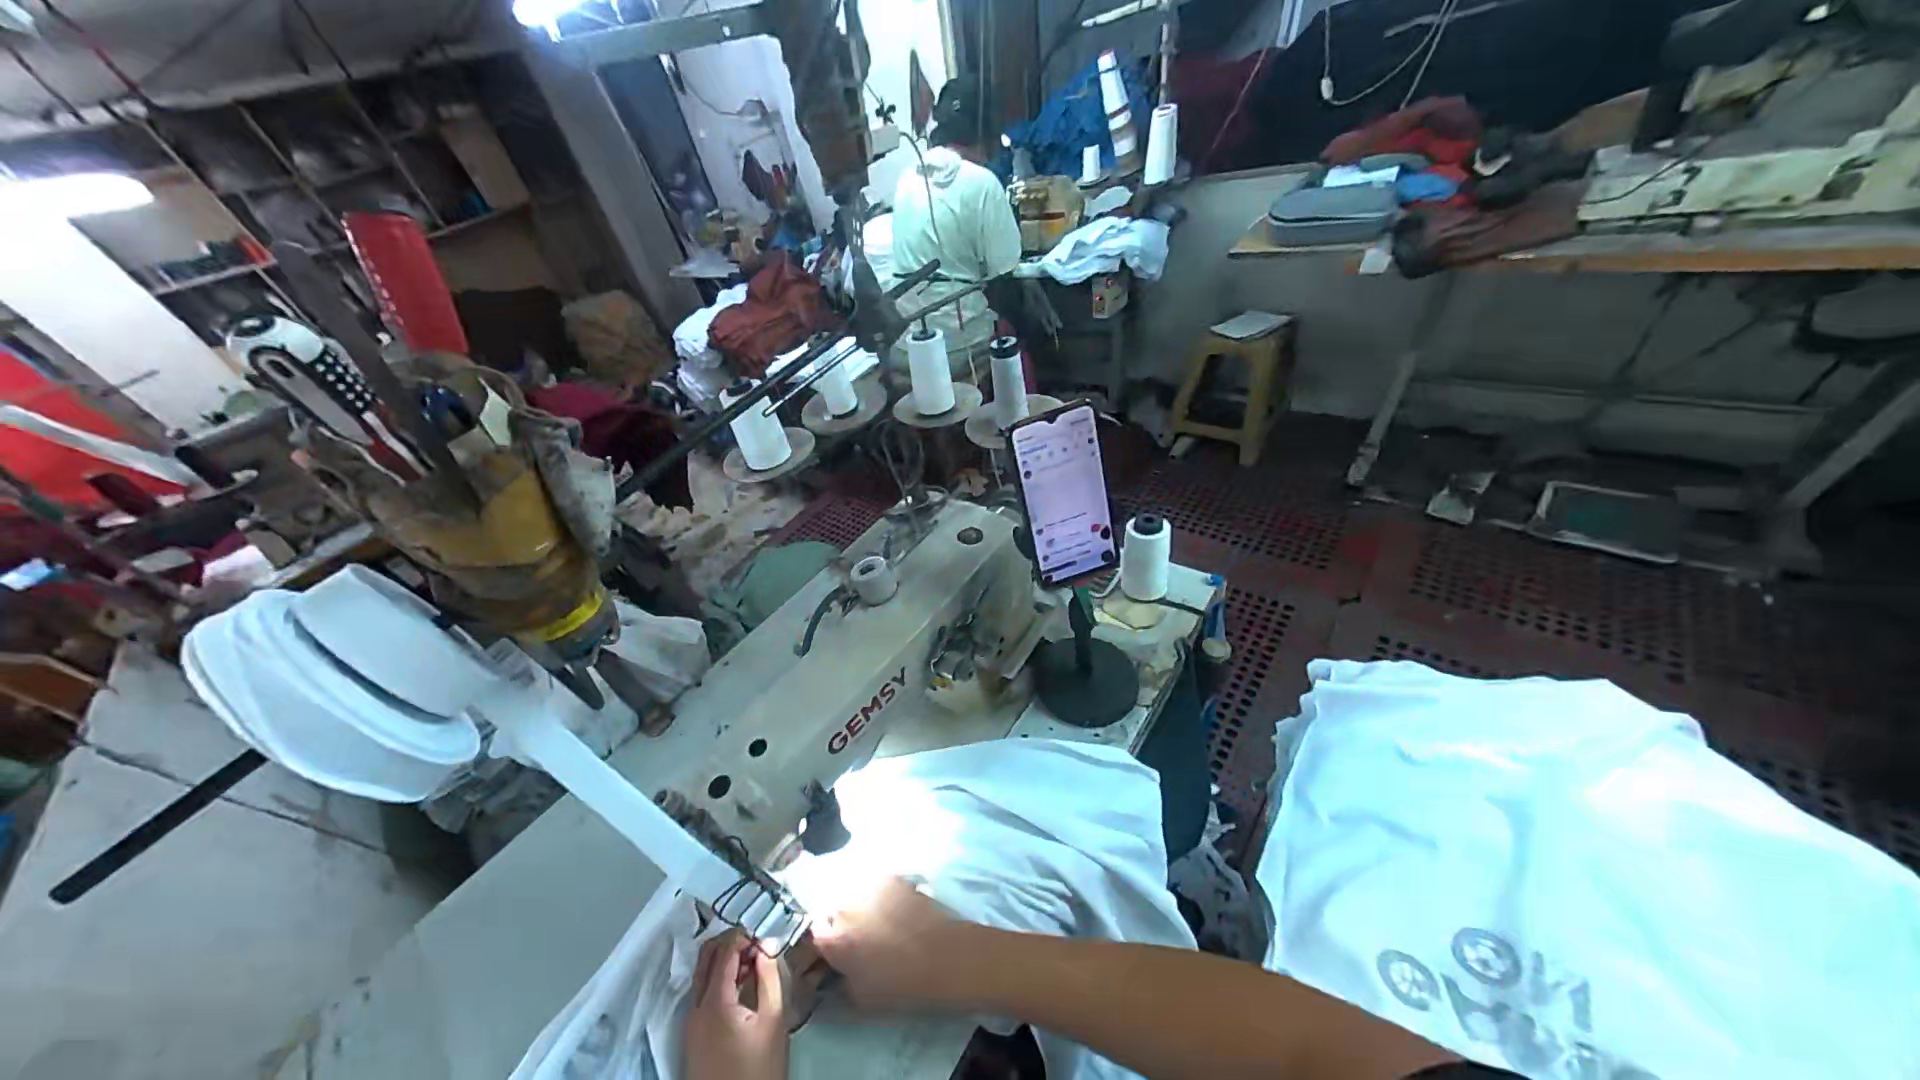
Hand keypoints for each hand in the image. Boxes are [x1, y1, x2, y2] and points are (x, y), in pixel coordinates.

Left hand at [684, 930, 787, 1079]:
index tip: (763, 933)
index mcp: (715, 1002)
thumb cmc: (759, 1068)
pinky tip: (741, 983)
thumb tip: (765, 946)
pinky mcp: (692, 1034)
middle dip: (730, 943)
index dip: (743, 936)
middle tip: (757, 943)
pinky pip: (702, 993)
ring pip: (701, 974)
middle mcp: (696, 1007)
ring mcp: (690, 1022)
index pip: (724, 952)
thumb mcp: (773, 1020)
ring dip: (724, 960)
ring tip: (753, 961)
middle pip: (706, 958)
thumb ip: (770, 977)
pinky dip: (718, 979)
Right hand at [809, 877, 980, 1010]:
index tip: (831, 952)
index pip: (812, 936)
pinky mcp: (889, 878)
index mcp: (832, 939)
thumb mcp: (859, 998)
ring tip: (875, 921)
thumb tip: (832, 973)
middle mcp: (844, 907)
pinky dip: (875, 894)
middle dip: (838, 923)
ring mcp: (867, 888)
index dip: (821, 944)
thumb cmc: (900, 985)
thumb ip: (837, 982)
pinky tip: (890, 908)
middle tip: (856, 938)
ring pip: (851, 895)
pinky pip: (872, 885)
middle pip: (830, 912)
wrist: (943, 956)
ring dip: (856, 907)